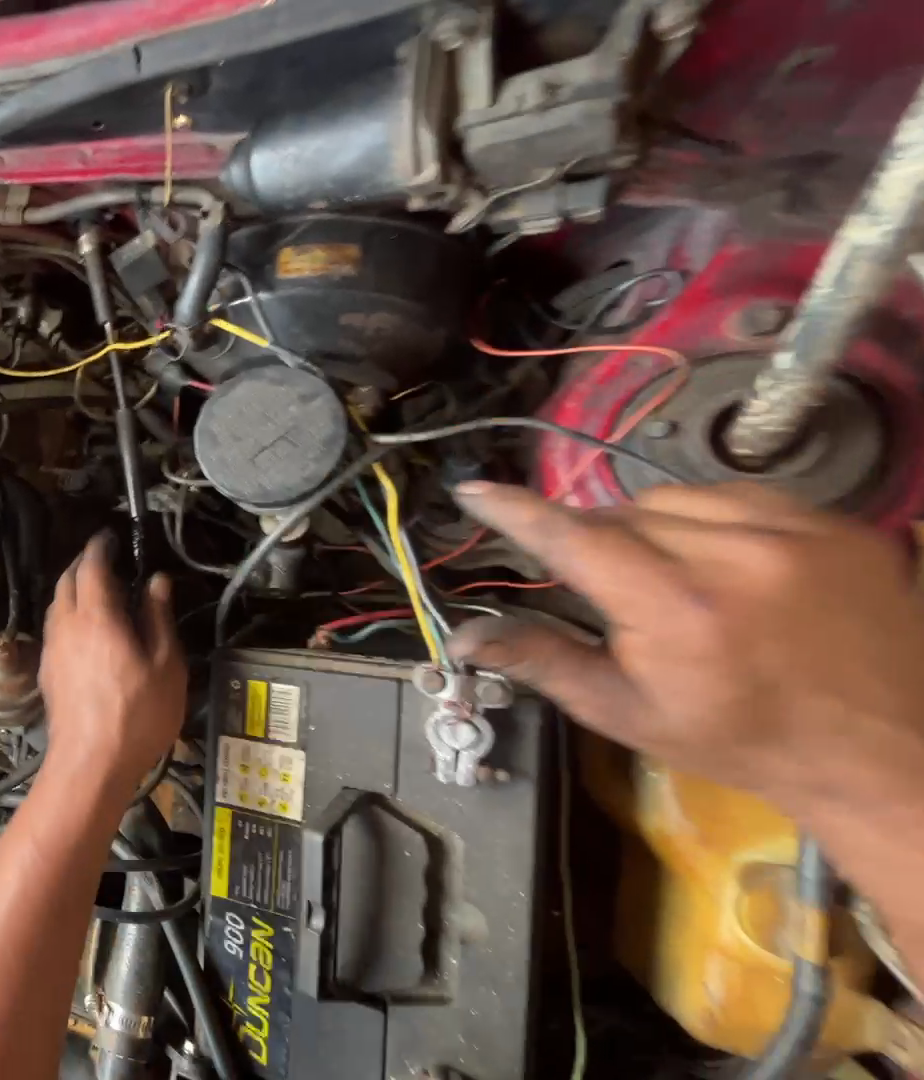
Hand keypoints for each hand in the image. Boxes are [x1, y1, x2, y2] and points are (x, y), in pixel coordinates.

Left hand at [38, 533, 185, 796]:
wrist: (90, 763)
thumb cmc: (136, 715)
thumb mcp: (166, 665)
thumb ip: (158, 618)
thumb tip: (156, 582)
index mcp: (96, 616)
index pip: (91, 566)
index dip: (100, 547)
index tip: (110, 537)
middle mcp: (66, 625)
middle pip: (67, 581)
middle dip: (84, 564)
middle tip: (105, 560)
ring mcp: (52, 648)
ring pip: (56, 604)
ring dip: (73, 588)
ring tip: (97, 591)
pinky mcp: (47, 670)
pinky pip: (55, 627)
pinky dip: (68, 613)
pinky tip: (86, 628)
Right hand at [447, 481, 923, 815]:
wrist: (888, 755)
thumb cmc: (733, 737)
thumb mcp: (620, 709)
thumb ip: (539, 660)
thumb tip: (462, 636)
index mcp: (676, 608)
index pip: (575, 537)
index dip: (516, 510)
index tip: (473, 491)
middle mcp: (737, 557)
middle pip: (619, 515)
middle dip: (590, 538)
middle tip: (594, 581)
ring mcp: (798, 535)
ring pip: (672, 498)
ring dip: (643, 523)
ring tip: (657, 568)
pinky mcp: (841, 527)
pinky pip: (736, 495)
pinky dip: (704, 516)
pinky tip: (712, 554)